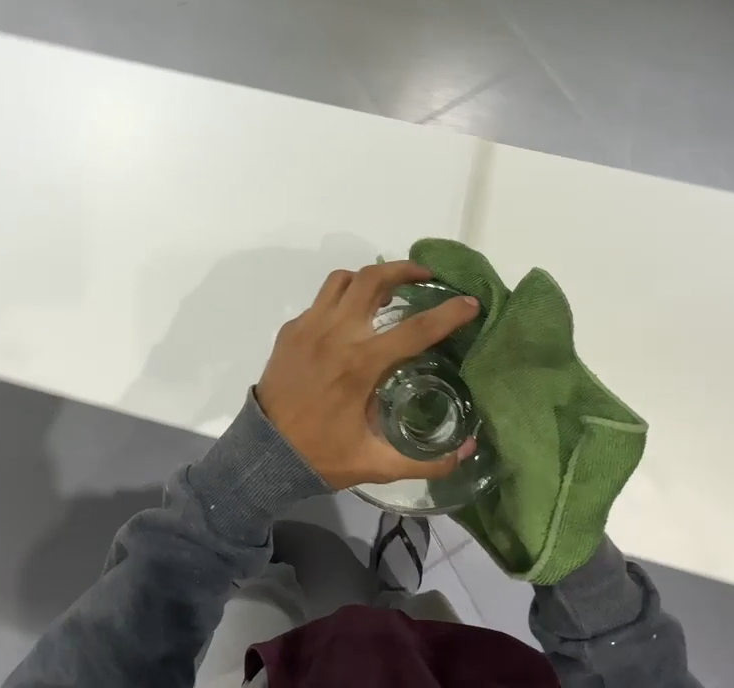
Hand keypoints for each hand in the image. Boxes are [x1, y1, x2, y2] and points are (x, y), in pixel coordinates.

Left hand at [255, 261, 479, 489]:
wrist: (263, 453)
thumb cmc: (321, 455)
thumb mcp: (376, 465)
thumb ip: (425, 461)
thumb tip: (467, 450)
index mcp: (361, 364)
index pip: (415, 329)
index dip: (448, 314)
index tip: (470, 302)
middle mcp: (336, 334)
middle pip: (373, 279)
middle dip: (404, 269)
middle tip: (427, 276)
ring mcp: (309, 326)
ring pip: (343, 280)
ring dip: (370, 277)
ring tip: (389, 289)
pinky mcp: (291, 329)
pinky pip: (321, 299)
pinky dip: (343, 297)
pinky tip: (352, 318)